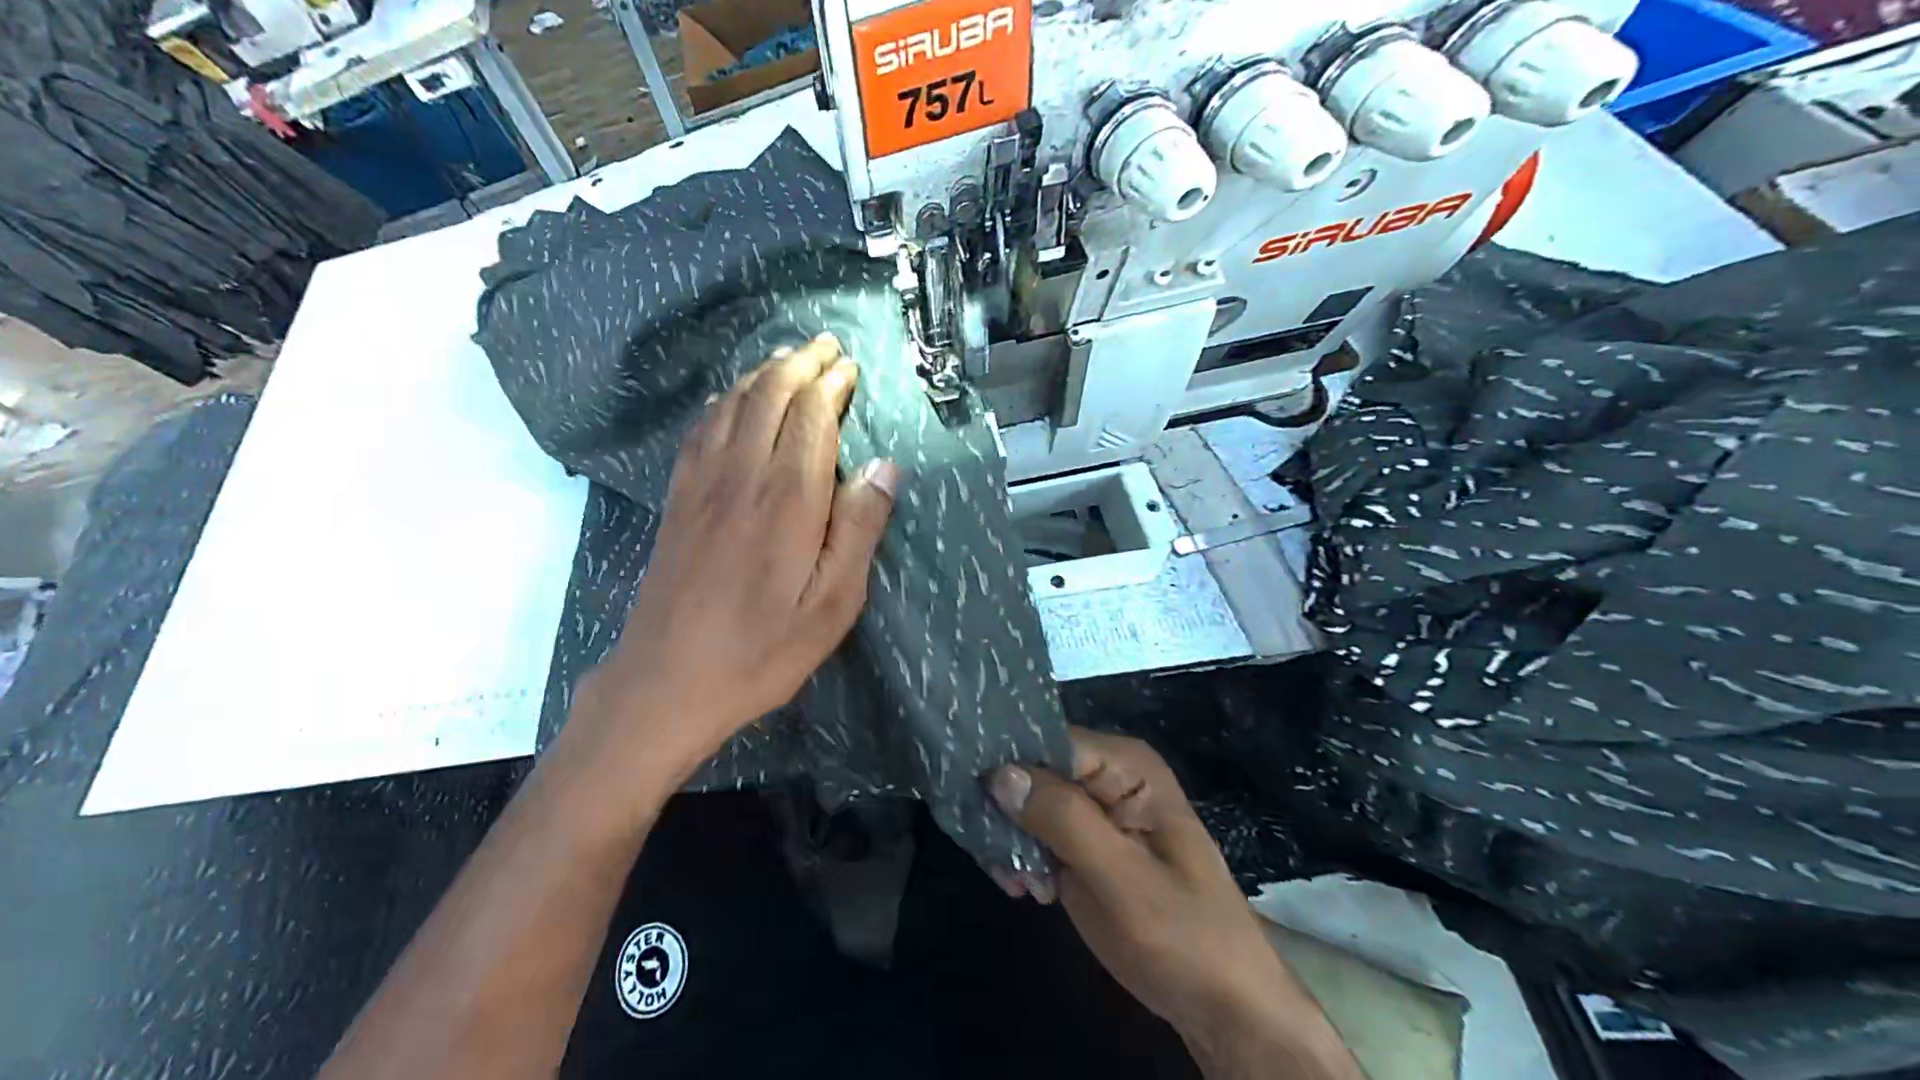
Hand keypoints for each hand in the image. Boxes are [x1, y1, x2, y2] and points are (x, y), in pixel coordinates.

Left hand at [571, 334, 900, 784]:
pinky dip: (722, 402)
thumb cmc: (762, 651)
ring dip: (762, 374)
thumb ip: (859, 530)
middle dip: (799, 363)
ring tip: (787, 359)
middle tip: (825, 346)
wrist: (666, 682)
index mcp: (786, 501)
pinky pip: (699, 431)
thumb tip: (886, 466)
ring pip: (731, 406)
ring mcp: (700, 486)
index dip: (831, 385)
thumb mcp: (832, 605)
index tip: (849, 367)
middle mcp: (740, 477)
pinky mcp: (676, 501)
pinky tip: (731, 401)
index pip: (810, 418)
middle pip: (768, 397)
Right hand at [987, 729, 1361, 1079]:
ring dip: (1010, 841)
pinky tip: (1027, 890)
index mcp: (1124, 765)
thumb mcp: (1123, 879)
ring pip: (1024, 803)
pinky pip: (1033, 833)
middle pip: (1030, 770)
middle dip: (1005, 811)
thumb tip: (999, 772)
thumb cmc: (1184, 936)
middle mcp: (1105, 776)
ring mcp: (1093, 810)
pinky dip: (1021, 858)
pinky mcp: (1082, 843)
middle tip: (1001, 861)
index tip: (970, 796)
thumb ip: (1064, 819)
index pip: (1047, 740)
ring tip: (1019, 885)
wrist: (1222, 1004)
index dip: (1007, 763)